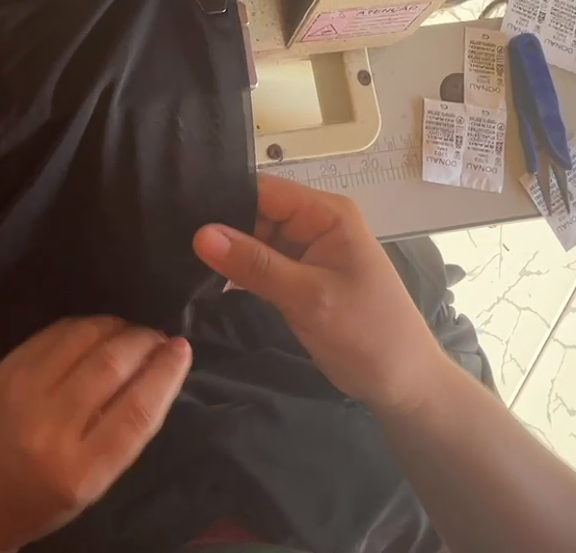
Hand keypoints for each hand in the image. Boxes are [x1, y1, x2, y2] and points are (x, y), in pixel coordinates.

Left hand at [0, 317, 191, 552]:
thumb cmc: (42, 499)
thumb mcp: (93, 481)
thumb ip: (124, 430)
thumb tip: (157, 368)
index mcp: (79, 470)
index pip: (135, 412)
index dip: (165, 374)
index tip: (183, 350)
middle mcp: (50, 426)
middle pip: (111, 364)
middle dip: (145, 341)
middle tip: (161, 338)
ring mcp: (23, 389)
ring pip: (85, 336)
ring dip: (118, 327)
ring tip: (133, 333)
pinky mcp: (8, 366)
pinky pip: (58, 330)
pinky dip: (87, 325)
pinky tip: (100, 332)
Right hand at [193, 174, 442, 417]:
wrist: (404, 385)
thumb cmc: (367, 334)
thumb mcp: (308, 298)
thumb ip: (254, 264)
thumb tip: (200, 234)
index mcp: (325, 212)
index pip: (263, 190)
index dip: (222, 197)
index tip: (176, 211)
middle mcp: (314, 222)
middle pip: (254, 211)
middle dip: (219, 226)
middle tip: (171, 239)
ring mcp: (305, 249)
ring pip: (252, 237)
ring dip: (225, 251)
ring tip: (178, 255)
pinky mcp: (298, 275)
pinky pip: (259, 262)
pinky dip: (237, 270)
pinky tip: (201, 276)